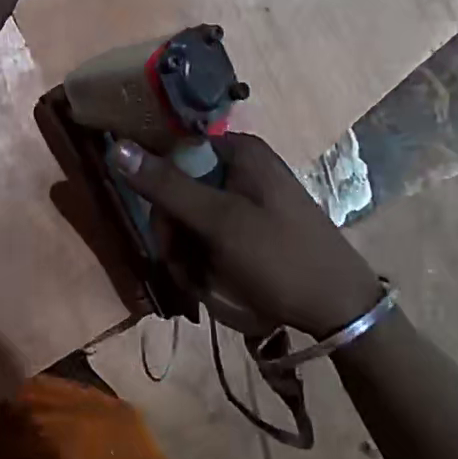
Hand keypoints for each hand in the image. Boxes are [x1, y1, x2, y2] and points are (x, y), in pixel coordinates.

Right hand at [110, 133, 386, 337]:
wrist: (341, 312)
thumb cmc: (280, 258)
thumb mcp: (219, 222)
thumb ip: (166, 186)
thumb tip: (116, 146)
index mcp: (239, 151)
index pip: (172, 151)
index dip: (157, 187)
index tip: (162, 229)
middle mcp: (242, 166)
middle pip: (177, 189)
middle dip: (174, 233)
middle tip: (182, 264)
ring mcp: (247, 197)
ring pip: (188, 218)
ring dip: (186, 253)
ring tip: (202, 281)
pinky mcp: (250, 225)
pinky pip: (208, 235)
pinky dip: (203, 260)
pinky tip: (214, 282)